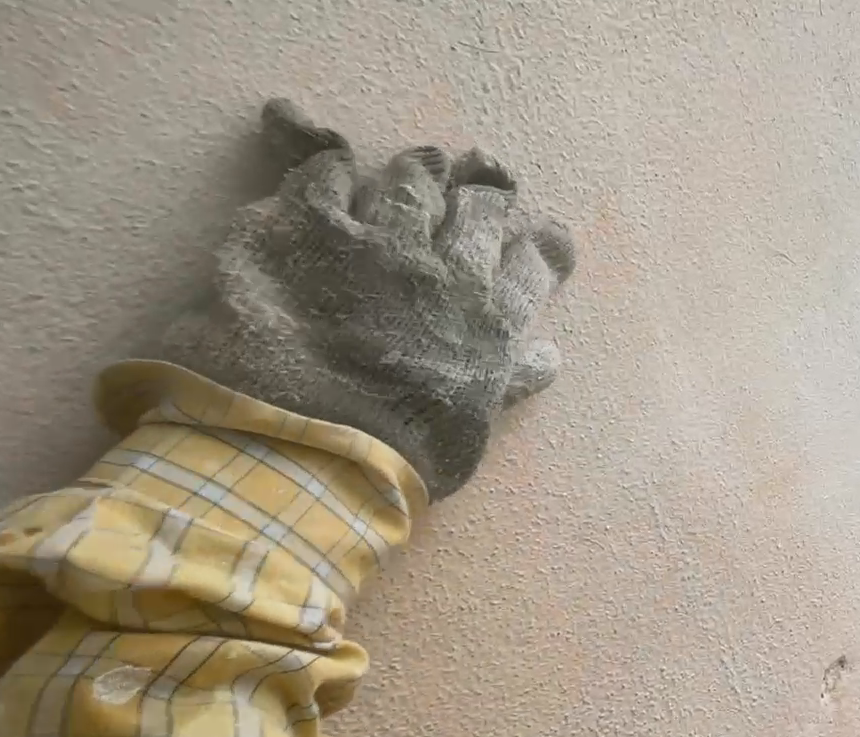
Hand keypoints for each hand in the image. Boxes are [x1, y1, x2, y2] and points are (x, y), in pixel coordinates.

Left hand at [161, 99, 576, 498]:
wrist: (312, 440)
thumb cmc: (405, 451)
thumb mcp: (473, 427)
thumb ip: (509, 382)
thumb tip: (548, 358)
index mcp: (492, 323)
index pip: (532, 270)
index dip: (544, 249)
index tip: (550, 236)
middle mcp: (449, 273)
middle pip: (480, 216)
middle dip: (488, 200)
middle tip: (488, 189)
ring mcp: (381, 243)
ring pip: (415, 184)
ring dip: (425, 171)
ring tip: (429, 163)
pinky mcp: (309, 226)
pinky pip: (329, 175)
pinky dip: (338, 168)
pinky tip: (344, 166)